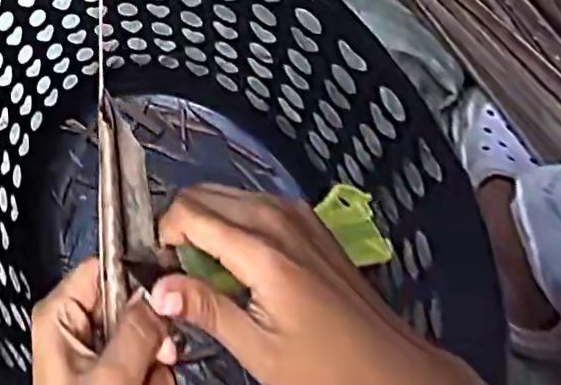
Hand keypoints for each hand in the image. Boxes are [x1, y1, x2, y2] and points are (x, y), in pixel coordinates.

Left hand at [32, 258, 176, 384]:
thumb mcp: (109, 379)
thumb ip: (134, 335)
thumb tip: (155, 299)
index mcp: (59, 315)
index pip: (98, 271)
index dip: (132, 278)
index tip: (165, 296)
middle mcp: (74, 330)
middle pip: (125, 309)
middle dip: (149, 339)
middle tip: (160, 361)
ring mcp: (93, 359)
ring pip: (141, 344)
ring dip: (155, 369)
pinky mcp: (111, 382)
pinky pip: (142, 370)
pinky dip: (152, 382)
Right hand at [150, 186, 483, 384]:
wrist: (403, 375)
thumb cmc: (333, 374)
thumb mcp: (263, 354)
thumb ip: (206, 310)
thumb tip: (157, 289)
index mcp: (261, 251)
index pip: (185, 213)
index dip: (165, 236)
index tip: (167, 268)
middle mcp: (274, 218)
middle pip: (199, 195)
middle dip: (182, 226)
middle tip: (186, 272)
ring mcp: (292, 212)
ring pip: (221, 193)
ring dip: (205, 220)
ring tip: (215, 270)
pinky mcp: (305, 216)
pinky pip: (248, 200)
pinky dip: (232, 219)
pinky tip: (245, 260)